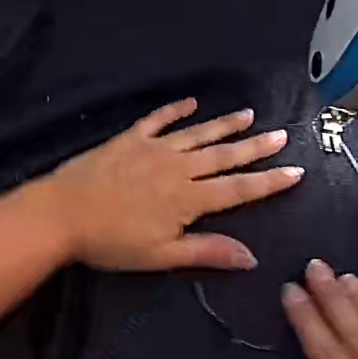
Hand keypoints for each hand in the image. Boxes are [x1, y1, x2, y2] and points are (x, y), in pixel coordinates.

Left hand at [25, 99, 301, 271]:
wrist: (62, 213)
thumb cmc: (112, 242)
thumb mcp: (161, 255)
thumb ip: (207, 251)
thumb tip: (251, 257)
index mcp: (189, 198)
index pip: (238, 189)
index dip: (269, 182)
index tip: (295, 171)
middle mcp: (179, 167)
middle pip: (225, 156)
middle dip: (256, 147)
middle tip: (282, 135)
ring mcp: (155, 149)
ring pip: (198, 134)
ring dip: (225, 124)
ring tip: (249, 114)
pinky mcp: (131, 139)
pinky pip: (158, 119)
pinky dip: (175, 109)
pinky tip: (191, 101)